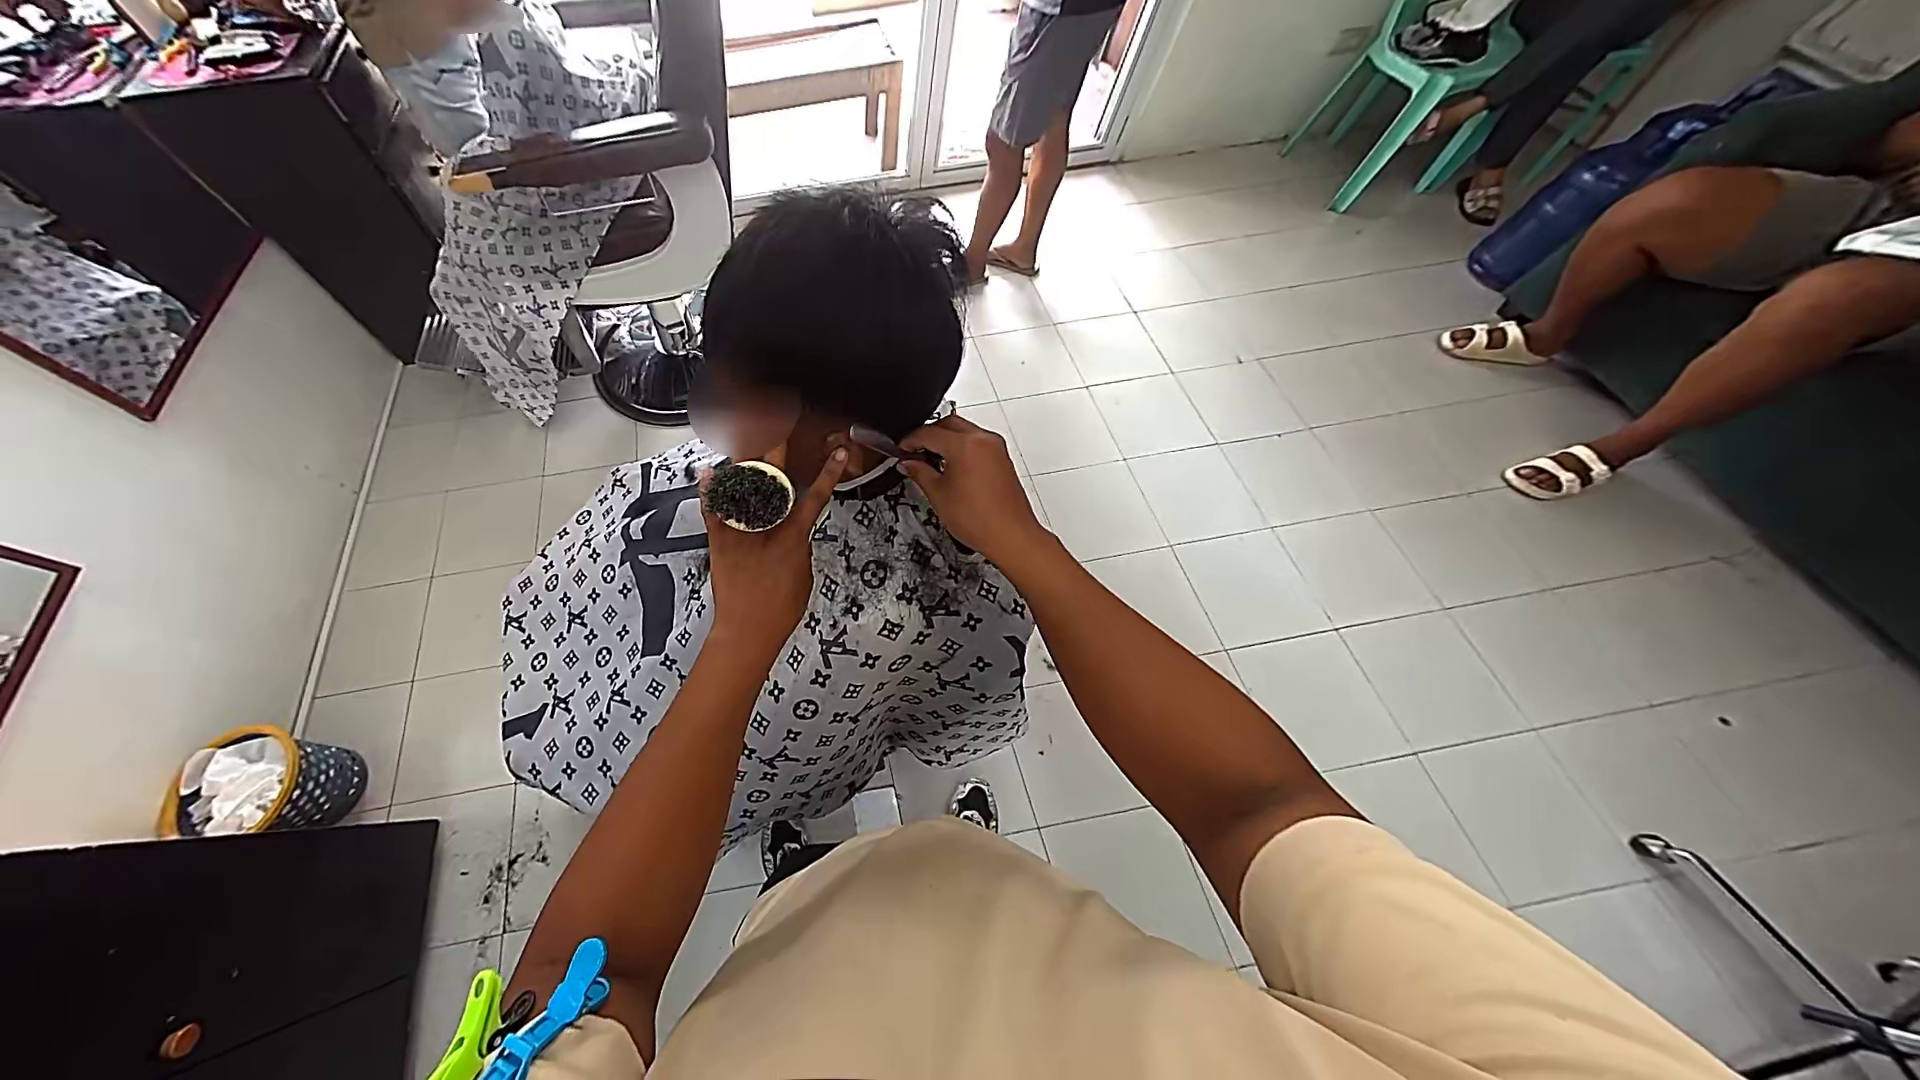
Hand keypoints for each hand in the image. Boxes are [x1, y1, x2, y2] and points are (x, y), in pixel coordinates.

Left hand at [701, 443, 847, 657]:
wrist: (748, 629)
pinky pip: (712, 510)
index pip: (816, 497)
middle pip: (774, 482)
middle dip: (777, 451)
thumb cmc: (780, 608)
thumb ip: (800, 546)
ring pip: (743, 488)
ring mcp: (740, 532)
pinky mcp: (719, 540)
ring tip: (748, 437)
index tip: (837, 453)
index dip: (829, 474)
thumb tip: (795, 532)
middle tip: (779, 425)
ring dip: (745, 462)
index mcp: (794, 536)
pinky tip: (708, 471)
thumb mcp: (804, 574)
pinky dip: (709, 490)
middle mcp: (766, 528)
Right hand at [898, 416, 1052, 567]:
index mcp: (965, 445)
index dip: (910, 441)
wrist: (1011, 536)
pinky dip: (962, 448)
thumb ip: (920, 473)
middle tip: (914, 451)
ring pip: (965, 431)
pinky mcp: (1002, 458)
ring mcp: (996, 448)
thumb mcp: (939, 495)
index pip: (929, 432)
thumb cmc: (982, 521)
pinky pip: (978, 442)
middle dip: (928, 435)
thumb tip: (910, 465)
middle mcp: (984, 440)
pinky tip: (951, 466)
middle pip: (948, 424)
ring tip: (931, 460)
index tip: (902, 449)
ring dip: (946, 440)